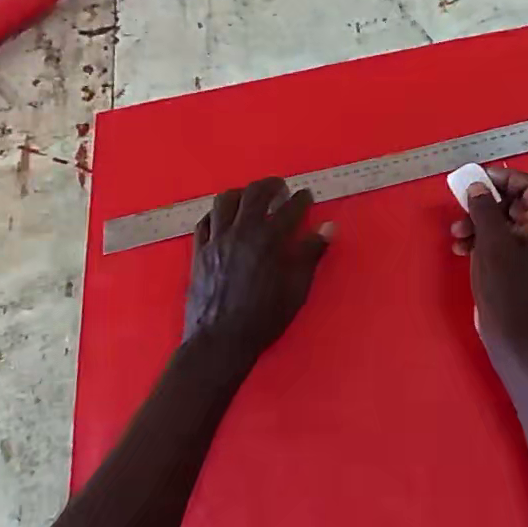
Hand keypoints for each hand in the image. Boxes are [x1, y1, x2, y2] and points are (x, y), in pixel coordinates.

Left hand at [185, 177, 333, 367]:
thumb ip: (310, 254)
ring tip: (250, 198)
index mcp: (268, 240)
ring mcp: (216, 239)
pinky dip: (217, 214)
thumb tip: (328, 227)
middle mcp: (241, 231)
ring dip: (242, 194)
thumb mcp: (296, 289)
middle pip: (255, 193)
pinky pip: (205, 220)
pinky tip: (223, 218)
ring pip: (225, 200)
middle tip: (280, 188)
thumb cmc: (264, 318)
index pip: (290, 208)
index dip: (301, 199)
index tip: (307, 196)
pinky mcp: (199, 250)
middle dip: (271, 185)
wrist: (220, 341)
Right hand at [450, 167, 527, 364]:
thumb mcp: (492, 241)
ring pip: (500, 222)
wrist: (509, 332)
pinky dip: (477, 239)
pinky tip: (460, 248)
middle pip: (513, 203)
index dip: (505, 178)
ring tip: (456, 233)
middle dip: (484, 203)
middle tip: (462, 204)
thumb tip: (476, 185)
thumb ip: (484, 208)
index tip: (479, 178)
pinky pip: (495, 240)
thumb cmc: (504, 284)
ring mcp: (526, 250)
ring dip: (476, 222)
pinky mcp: (512, 264)